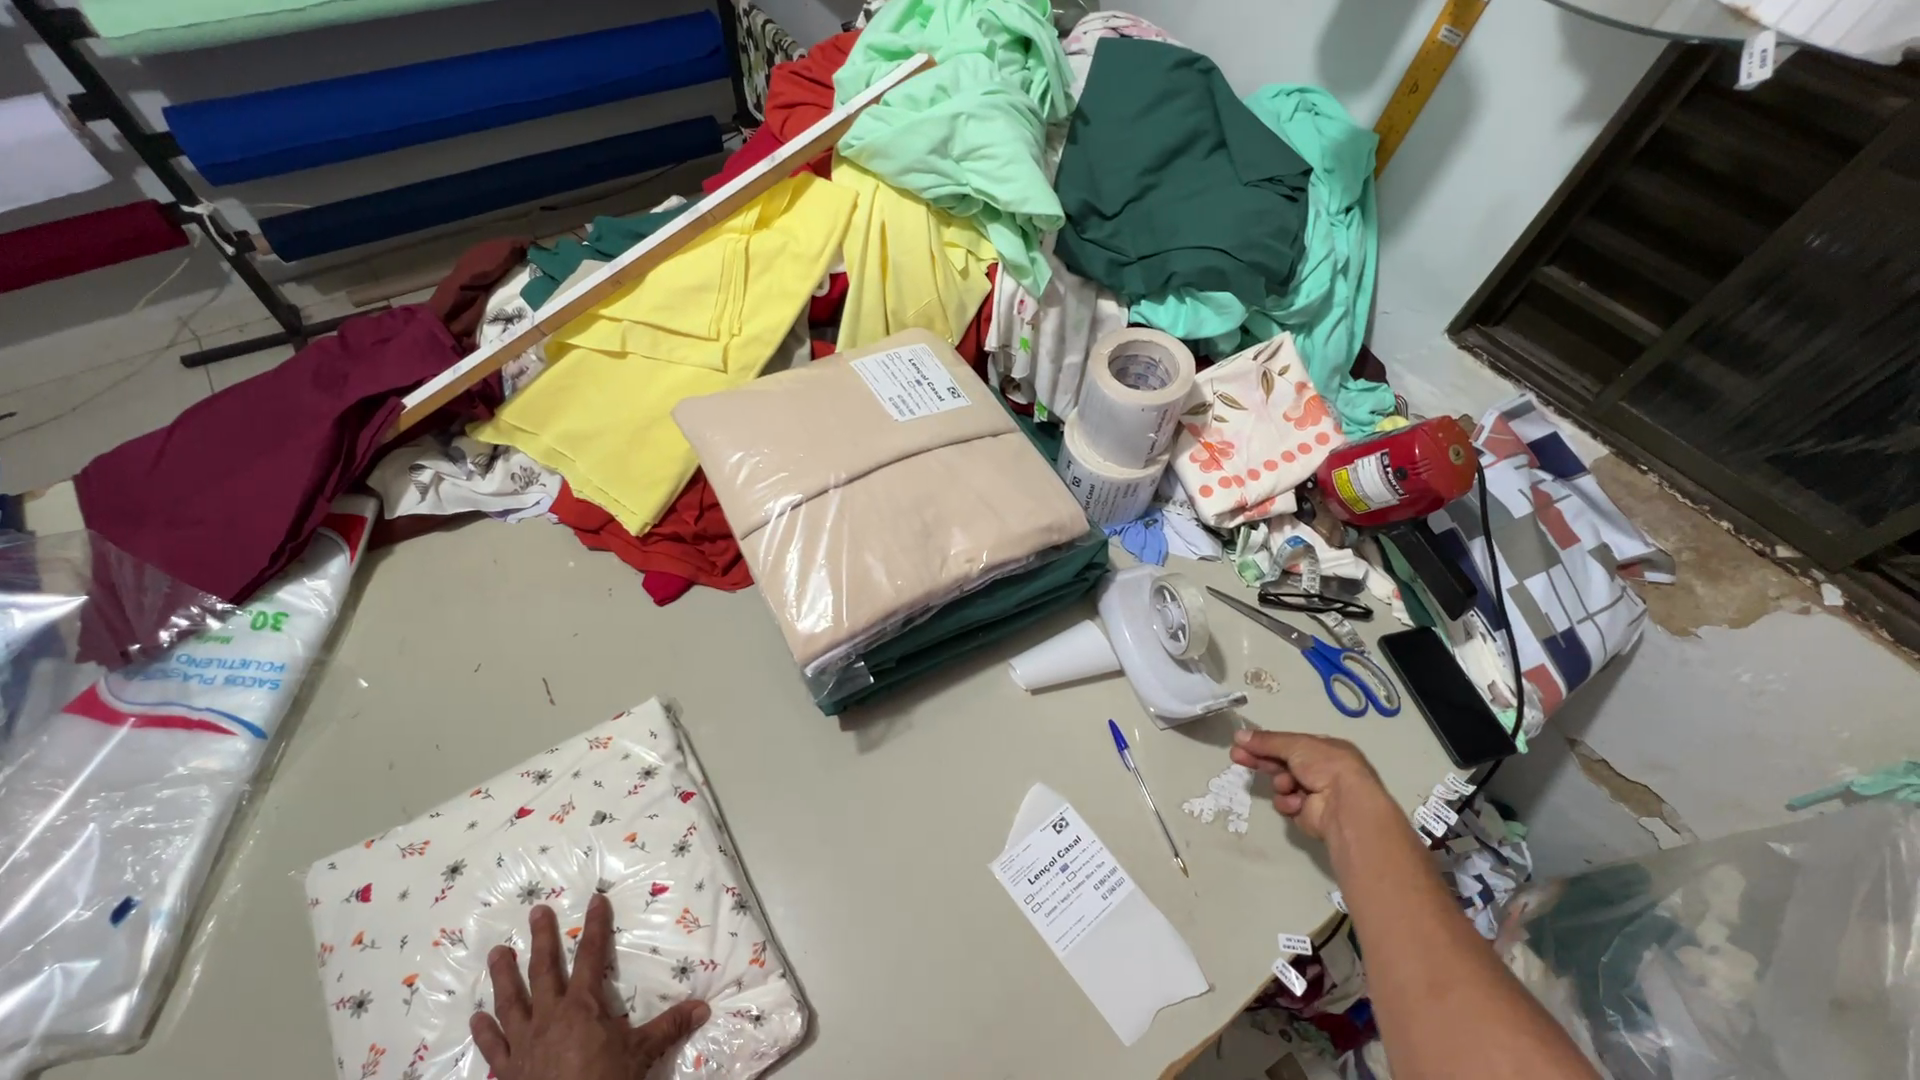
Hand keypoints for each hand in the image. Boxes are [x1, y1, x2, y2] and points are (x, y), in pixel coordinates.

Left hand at [472, 893, 708, 1079]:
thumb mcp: (641, 1055)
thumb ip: (669, 1027)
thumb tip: (704, 1007)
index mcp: (582, 1007)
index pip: (591, 956)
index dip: (595, 927)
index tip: (595, 900)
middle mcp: (549, 1017)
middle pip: (544, 970)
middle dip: (542, 939)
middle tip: (537, 911)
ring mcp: (523, 1044)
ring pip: (510, 1001)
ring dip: (503, 975)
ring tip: (497, 951)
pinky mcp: (507, 1072)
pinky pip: (493, 1046)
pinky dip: (484, 1031)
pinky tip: (475, 1017)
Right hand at [1230, 729, 1388, 840]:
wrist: (1344, 805)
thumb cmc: (1325, 766)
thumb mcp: (1295, 745)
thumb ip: (1266, 741)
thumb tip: (1238, 735)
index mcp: (1325, 750)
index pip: (1289, 744)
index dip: (1265, 743)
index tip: (1241, 743)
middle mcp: (1322, 770)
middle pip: (1282, 763)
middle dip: (1261, 760)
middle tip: (1237, 757)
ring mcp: (1315, 794)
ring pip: (1282, 784)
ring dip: (1280, 783)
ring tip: (1287, 786)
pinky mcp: (1308, 814)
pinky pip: (1287, 804)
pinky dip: (1289, 802)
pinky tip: (1297, 803)